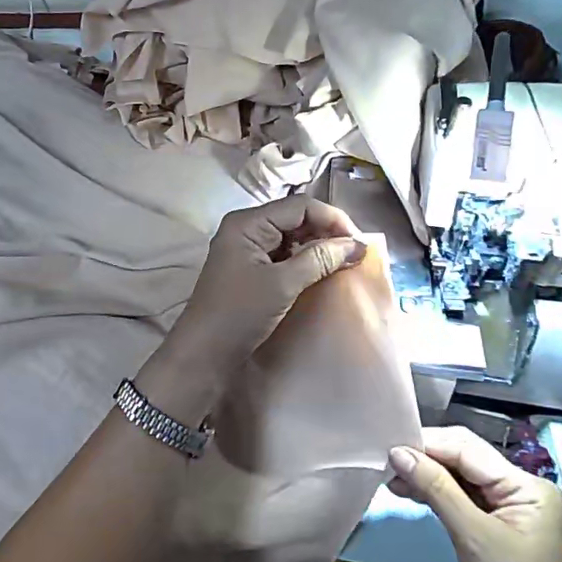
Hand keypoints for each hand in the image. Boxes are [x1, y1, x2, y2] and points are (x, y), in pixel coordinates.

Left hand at [143, 196, 364, 407]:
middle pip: (295, 218)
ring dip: (317, 247)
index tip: (359, 243)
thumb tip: (358, 245)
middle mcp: (246, 228)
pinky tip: (322, 273)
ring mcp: (247, 249)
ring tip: (343, 263)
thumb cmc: (238, 314)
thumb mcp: (282, 284)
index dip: (332, 219)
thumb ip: (319, 259)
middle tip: (355, 254)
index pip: (299, 206)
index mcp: (247, 222)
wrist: (203, 356)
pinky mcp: (251, 269)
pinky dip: (305, 261)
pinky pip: (284, 255)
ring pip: (291, 236)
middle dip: (327, 232)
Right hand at [390, 427, 561, 561]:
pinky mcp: (495, 531)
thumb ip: (438, 490)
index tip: (389, 443)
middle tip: (385, 458)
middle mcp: (521, 491)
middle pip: (466, 461)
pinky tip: (409, 491)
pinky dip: (436, 496)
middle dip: (426, 458)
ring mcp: (509, 512)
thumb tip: (399, 451)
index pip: (470, 451)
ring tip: (390, 475)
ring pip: (461, 480)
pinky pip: (462, 501)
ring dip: (427, 477)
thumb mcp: (475, 541)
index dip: (429, 444)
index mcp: (528, 487)